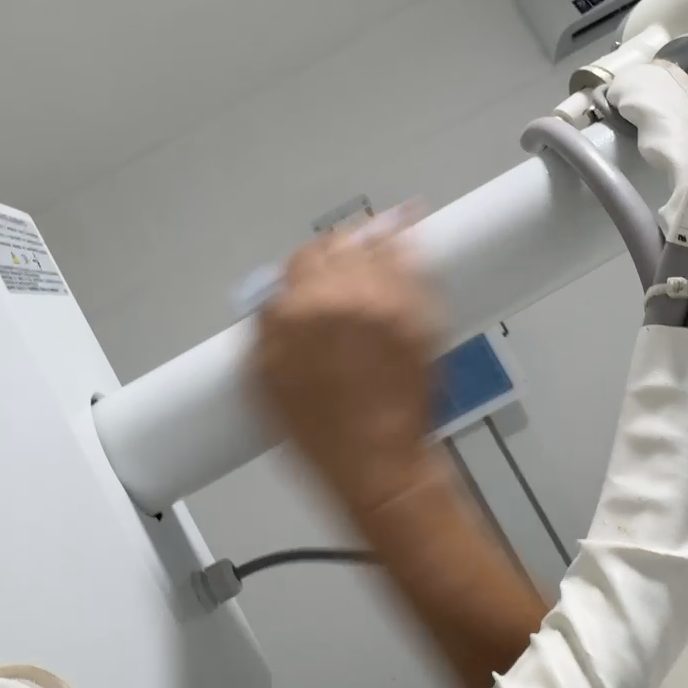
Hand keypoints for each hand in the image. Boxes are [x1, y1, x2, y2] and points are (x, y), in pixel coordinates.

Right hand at [251, 217, 440, 518]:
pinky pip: (417, 259)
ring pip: (376, 241)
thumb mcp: (265, 380)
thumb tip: (276, 299)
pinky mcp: (421, 312)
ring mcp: (387, 301)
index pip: (300, 259)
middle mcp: (342, 295)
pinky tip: (409, 223)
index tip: (308, 282)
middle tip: (337, 274)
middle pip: (337, 243)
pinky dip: (409, 240)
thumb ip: (267, 327)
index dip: (303, 272)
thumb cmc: (318, 431)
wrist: (377, 464)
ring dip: (369, 240)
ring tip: (373, 240)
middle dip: (333, 256)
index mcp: (298, 311)